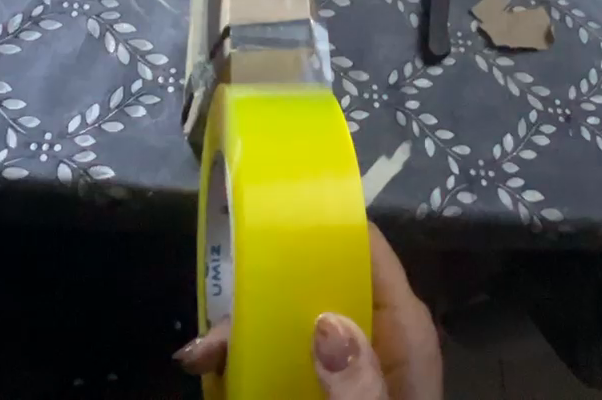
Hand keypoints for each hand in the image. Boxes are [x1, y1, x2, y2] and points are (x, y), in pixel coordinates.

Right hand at [174, 225, 443, 398]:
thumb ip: (360, 386)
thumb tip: (327, 324)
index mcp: (402, 326)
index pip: (366, 248)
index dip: (324, 226)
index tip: (271, 219)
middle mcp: (373, 330)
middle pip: (316, 281)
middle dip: (263, 289)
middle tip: (216, 318)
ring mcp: (345, 360)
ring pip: (290, 320)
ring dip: (243, 332)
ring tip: (199, 355)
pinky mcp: (319, 382)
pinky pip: (281, 357)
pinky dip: (246, 362)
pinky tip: (209, 369)